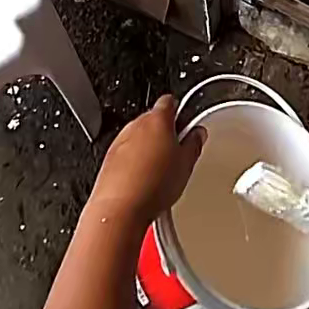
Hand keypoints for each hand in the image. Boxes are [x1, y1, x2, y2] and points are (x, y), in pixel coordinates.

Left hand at [86, 95, 203, 227]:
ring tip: (161, 171)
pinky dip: (134, 160)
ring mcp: (121, 140)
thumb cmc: (152, 185)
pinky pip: (126, 152)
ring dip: (149, 146)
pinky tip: (144, 179)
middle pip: (153, 119)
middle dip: (165, 131)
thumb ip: (194, 143)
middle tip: (178, 151)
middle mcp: (136, 124)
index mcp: (157, 119)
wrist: (121, 207)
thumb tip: (198, 134)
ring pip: (139, 136)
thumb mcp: (186, 164)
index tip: (185, 121)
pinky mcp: (110, 156)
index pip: (169, 102)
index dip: (179, 109)